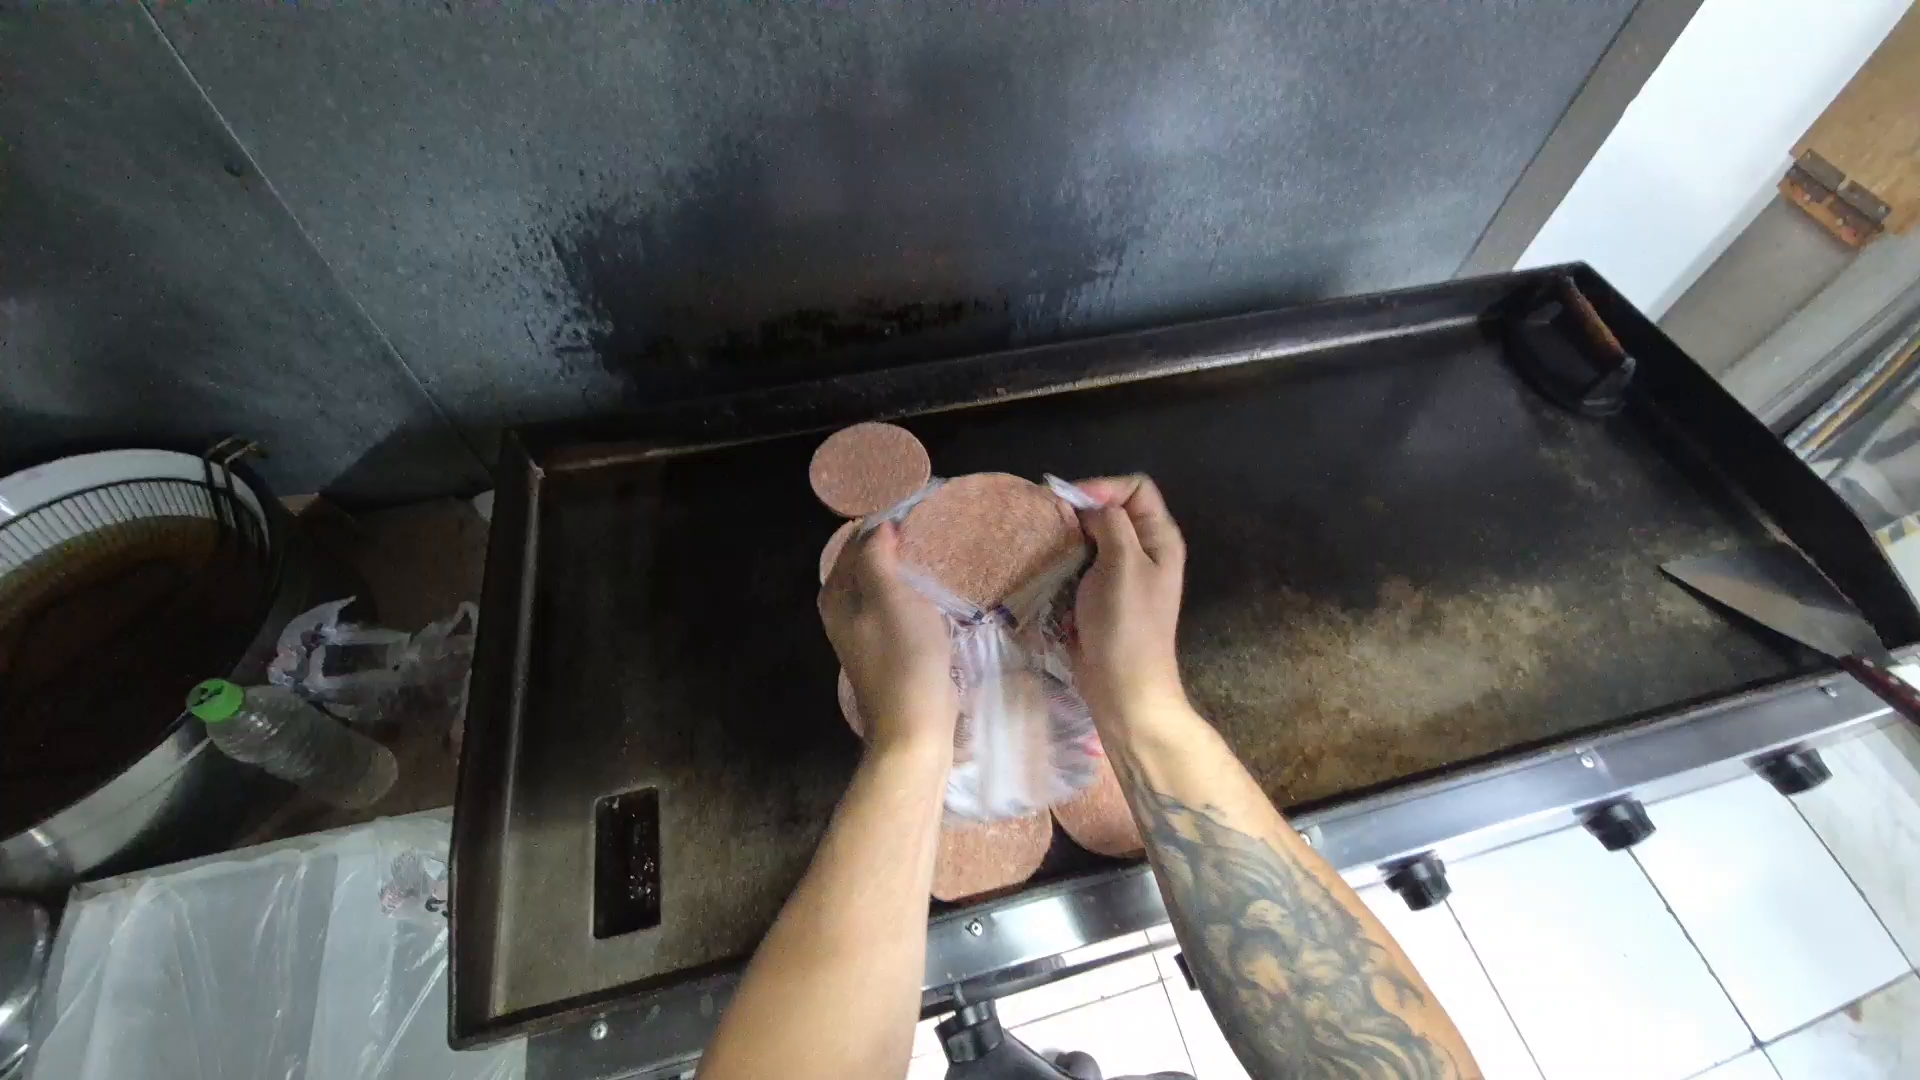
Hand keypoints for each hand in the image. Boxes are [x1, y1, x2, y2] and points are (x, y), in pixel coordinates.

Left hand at [818, 521, 958, 754]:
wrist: (914, 723)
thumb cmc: (903, 656)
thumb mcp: (890, 597)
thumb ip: (878, 557)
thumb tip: (878, 527)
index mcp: (836, 596)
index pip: (855, 544)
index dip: (881, 522)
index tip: (913, 504)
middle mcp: (842, 612)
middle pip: (864, 564)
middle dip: (888, 541)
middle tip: (924, 520)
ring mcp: (863, 633)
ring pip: (880, 585)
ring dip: (900, 565)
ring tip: (929, 545)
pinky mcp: (887, 648)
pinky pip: (894, 605)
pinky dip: (908, 589)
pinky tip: (928, 586)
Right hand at [1070, 475, 1189, 725]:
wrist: (1122, 686)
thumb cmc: (1126, 624)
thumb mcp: (1122, 563)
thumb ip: (1110, 523)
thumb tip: (1090, 507)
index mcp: (1160, 538)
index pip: (1136, 488)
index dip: (1104, 488)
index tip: (1070, 504)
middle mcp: (1144, 550)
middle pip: (1112, 509)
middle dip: (1080, 510)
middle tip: (1049, 520)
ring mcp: (1121, 573)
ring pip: (1092, 536)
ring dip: (1068, 536)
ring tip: (1044, 542)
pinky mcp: (1099, 593)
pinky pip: (1081, 563)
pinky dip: (1064, 559)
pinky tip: (1047, 564)